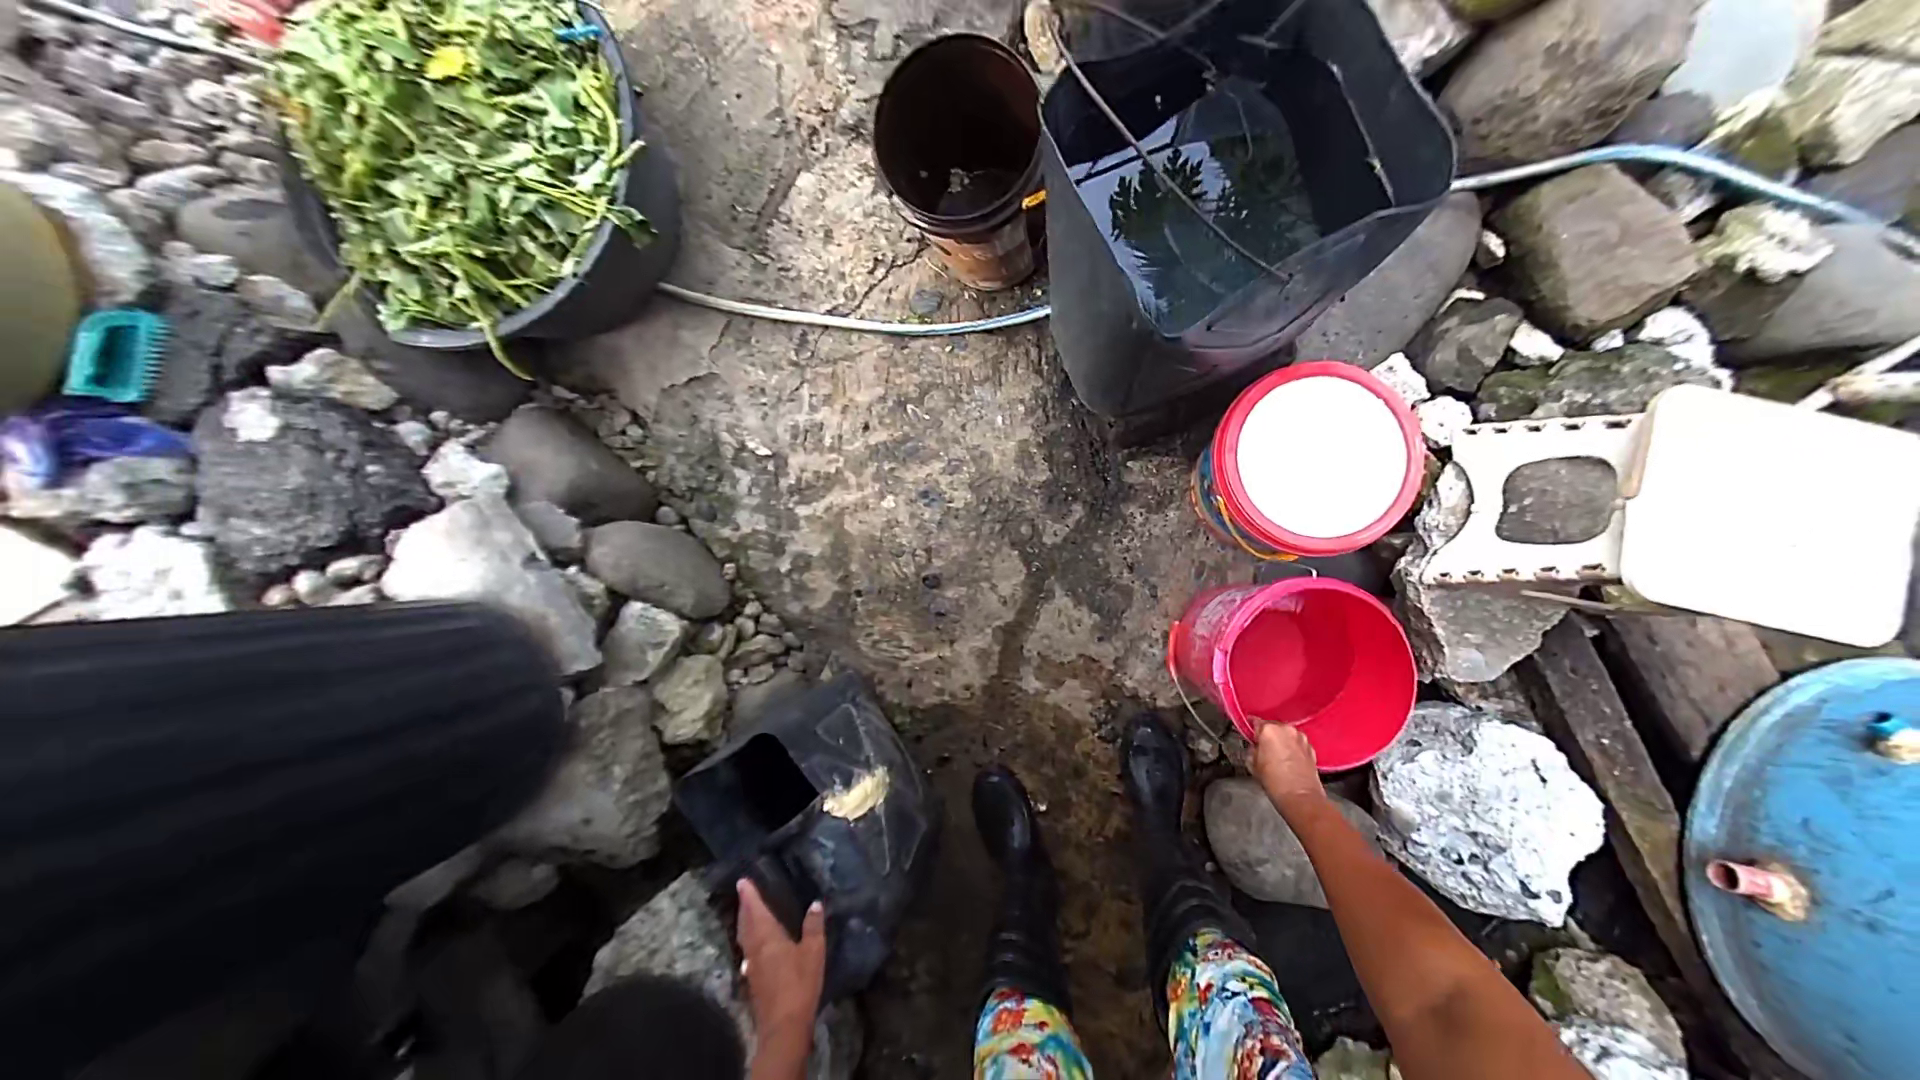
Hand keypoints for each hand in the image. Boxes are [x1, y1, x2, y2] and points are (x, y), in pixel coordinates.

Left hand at [736, 878, 825, 1044]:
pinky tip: (756, 945)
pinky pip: (748, 951)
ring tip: (749, 913)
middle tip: (744, 893)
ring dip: (745, 923)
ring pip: (745, 938)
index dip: (749, 896)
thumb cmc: (799, 984)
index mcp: (767, 938)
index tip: (742, 881)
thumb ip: (813, 927)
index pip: (755, 911)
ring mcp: (752, 967)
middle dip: (745, 907)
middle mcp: (755, 949)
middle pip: (745, 924)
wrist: (783, 1026)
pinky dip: (749, 939)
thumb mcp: (813, 952)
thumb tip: (815, 903)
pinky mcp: (754, 981)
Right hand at [1251, 721, 1324, 812]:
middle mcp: (1286, 729)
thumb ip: (1252, 749)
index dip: (1251, 729)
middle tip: (1263, 748)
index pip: (1255, 722)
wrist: (1300, 797)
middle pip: (1273, 727)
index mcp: (1269, 730)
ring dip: (1282, 741)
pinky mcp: (1311, 748)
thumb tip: (1255, 747)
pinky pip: (1297, 743)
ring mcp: (1301, 738)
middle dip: (1268, 735)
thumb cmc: (1274, 781)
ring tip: (1277, 755)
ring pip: (1286, 735)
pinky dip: (1293, 748)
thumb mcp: (1252, 764)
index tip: (1249, 735)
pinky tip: (1289, 760)